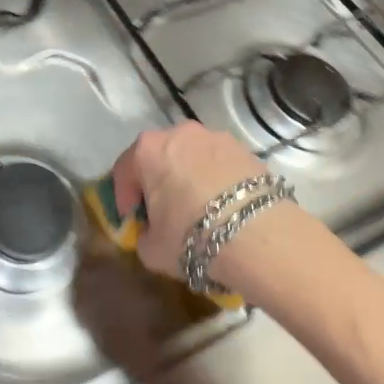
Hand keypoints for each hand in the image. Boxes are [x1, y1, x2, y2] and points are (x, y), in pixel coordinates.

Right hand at [107, 122, 273, 282]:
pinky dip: (217, 182)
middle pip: (159, 157)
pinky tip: (225, 210)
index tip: (132, 221)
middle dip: (158, 183)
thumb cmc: (192, 237)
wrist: (259, 236)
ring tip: (200, 212)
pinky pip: (220, 165)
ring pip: (192, 158)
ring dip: (189, 179)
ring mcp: (215, 137)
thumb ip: (143, 237)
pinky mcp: (244, 149)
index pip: (124, 170)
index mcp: (147, 150)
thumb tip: (151, 233)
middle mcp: (179, 132)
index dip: (124, 198)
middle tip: (164, 214)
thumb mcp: (152, 250)